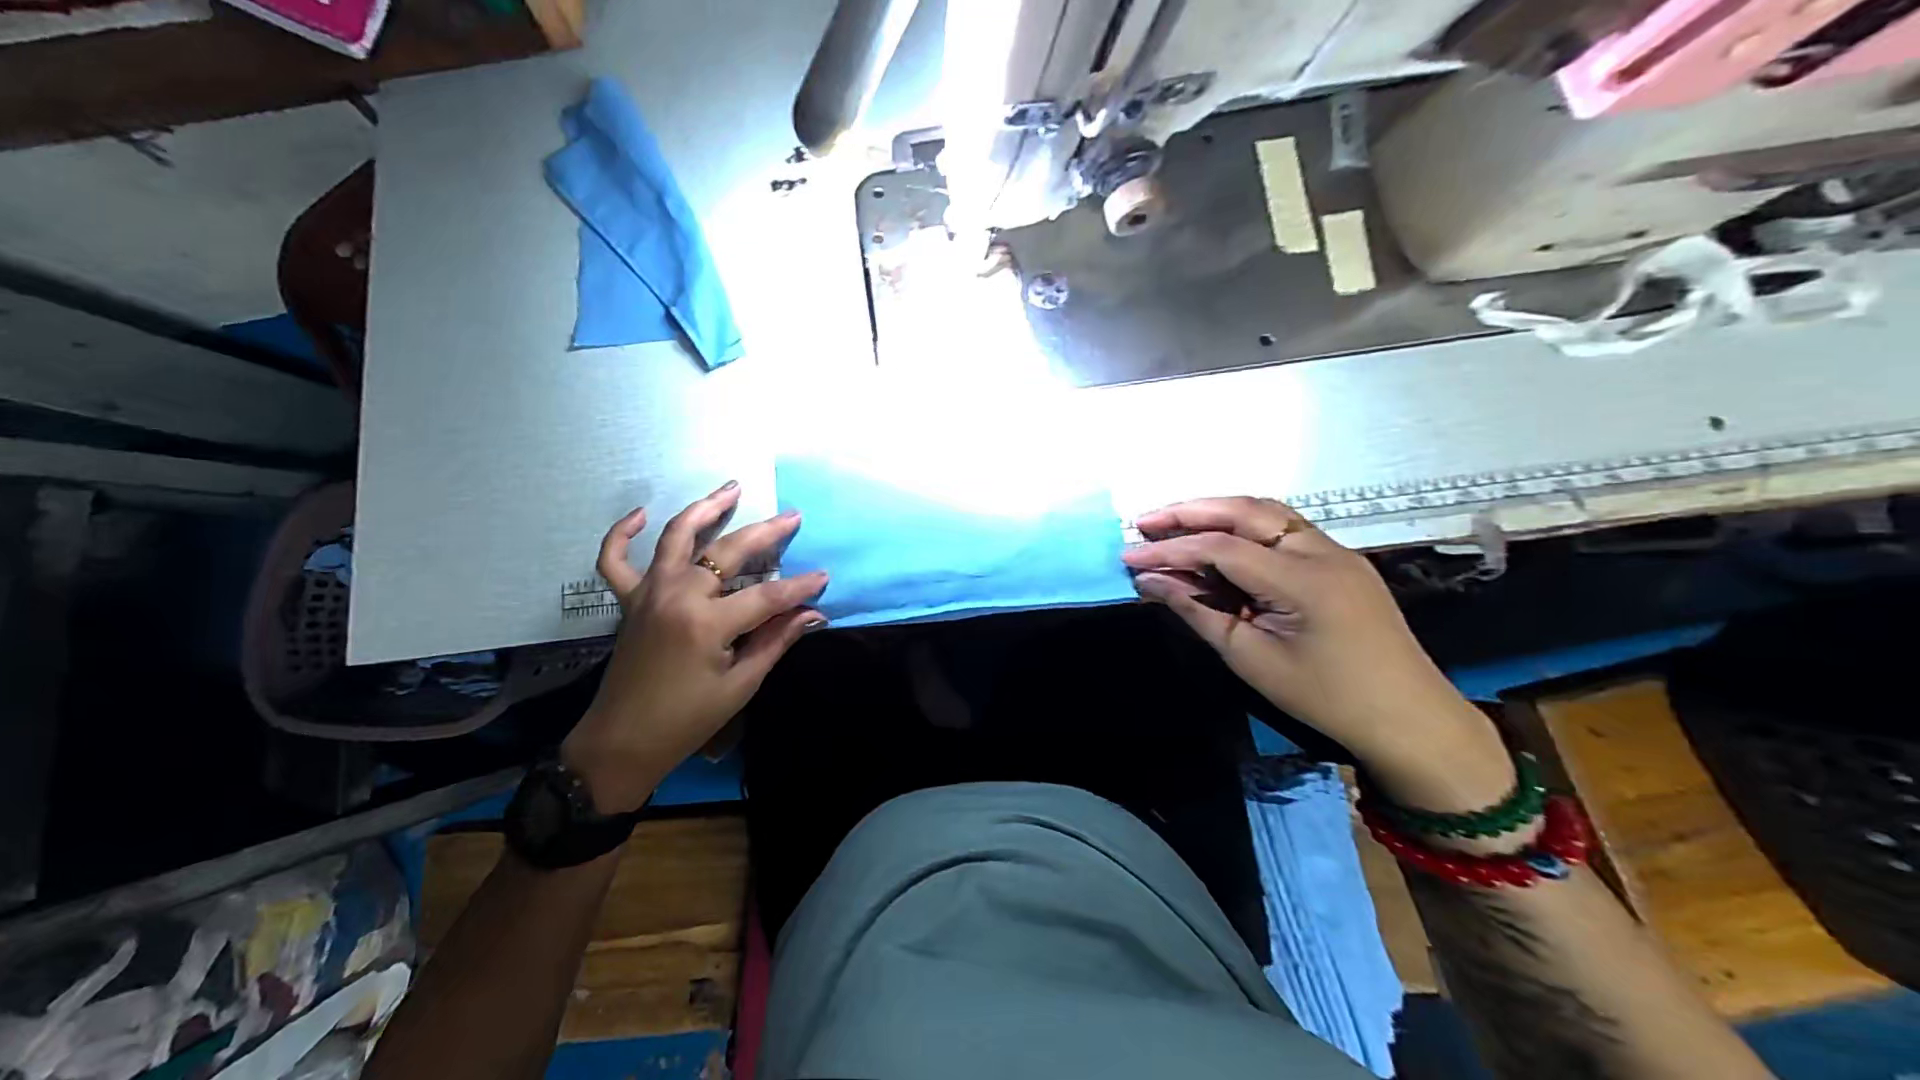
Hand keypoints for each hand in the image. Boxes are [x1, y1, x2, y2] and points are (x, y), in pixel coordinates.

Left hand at [561, 482, 827, 812]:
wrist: (622, 741)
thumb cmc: (687, 721)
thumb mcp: (740, 685)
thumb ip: (776, 641)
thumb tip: (813, 614)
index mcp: (706, 623)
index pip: (767, 595)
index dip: (800, 587)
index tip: (824, 577)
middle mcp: (675, 595)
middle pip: (727, 551)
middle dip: (766, 533)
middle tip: (793, 516)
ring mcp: (647, 593)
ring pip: (676, 536)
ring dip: (705, 509)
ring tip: (731, 488)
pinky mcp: (629, 600)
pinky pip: (615, 559)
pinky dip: (622, 533)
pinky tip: (641, 515)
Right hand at [1123, 496, 1514, 815]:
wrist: (1409, 718)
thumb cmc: (1325, 697)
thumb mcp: (1251, 658)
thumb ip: (1198, 611)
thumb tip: (1150, 581)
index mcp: (1300, 578)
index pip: (1220, 547)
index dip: (1170, 549)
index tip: (1129, 556)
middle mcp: (1320, 550)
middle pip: (1244, 510)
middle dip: (1189, 511)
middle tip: (1144, 522)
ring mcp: (1335, 551)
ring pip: (1267, 512)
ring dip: (1218, 512)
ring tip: (1174, 523)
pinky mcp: (1340, 560)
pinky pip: (1284, 529)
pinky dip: (1245, 526)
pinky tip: (1219, 539)